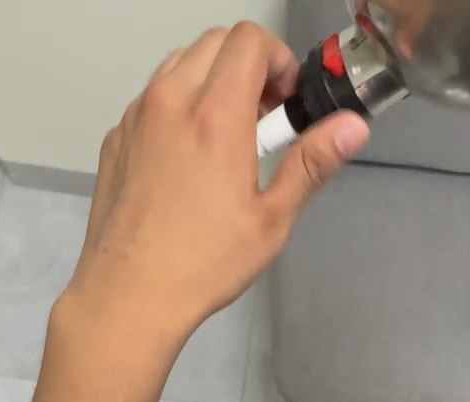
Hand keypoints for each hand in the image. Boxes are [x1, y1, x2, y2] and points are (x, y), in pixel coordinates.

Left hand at [56, 23, 370, 358]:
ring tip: (227, 139)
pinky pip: (152, 101)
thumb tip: (352, 127)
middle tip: (263, 120)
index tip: (287, 101)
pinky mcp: (117, 139)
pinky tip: (189, 162)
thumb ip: (312, 164)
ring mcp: (137, 117)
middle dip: (248, 68)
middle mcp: (170, 101)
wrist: (131, 293)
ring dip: (211, 84)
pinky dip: (178, 110)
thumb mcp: (271, 219)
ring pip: (179, 66)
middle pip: (215, 43)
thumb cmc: (203, 264)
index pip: (249, 40)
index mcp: (215, 115)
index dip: (278, 60)